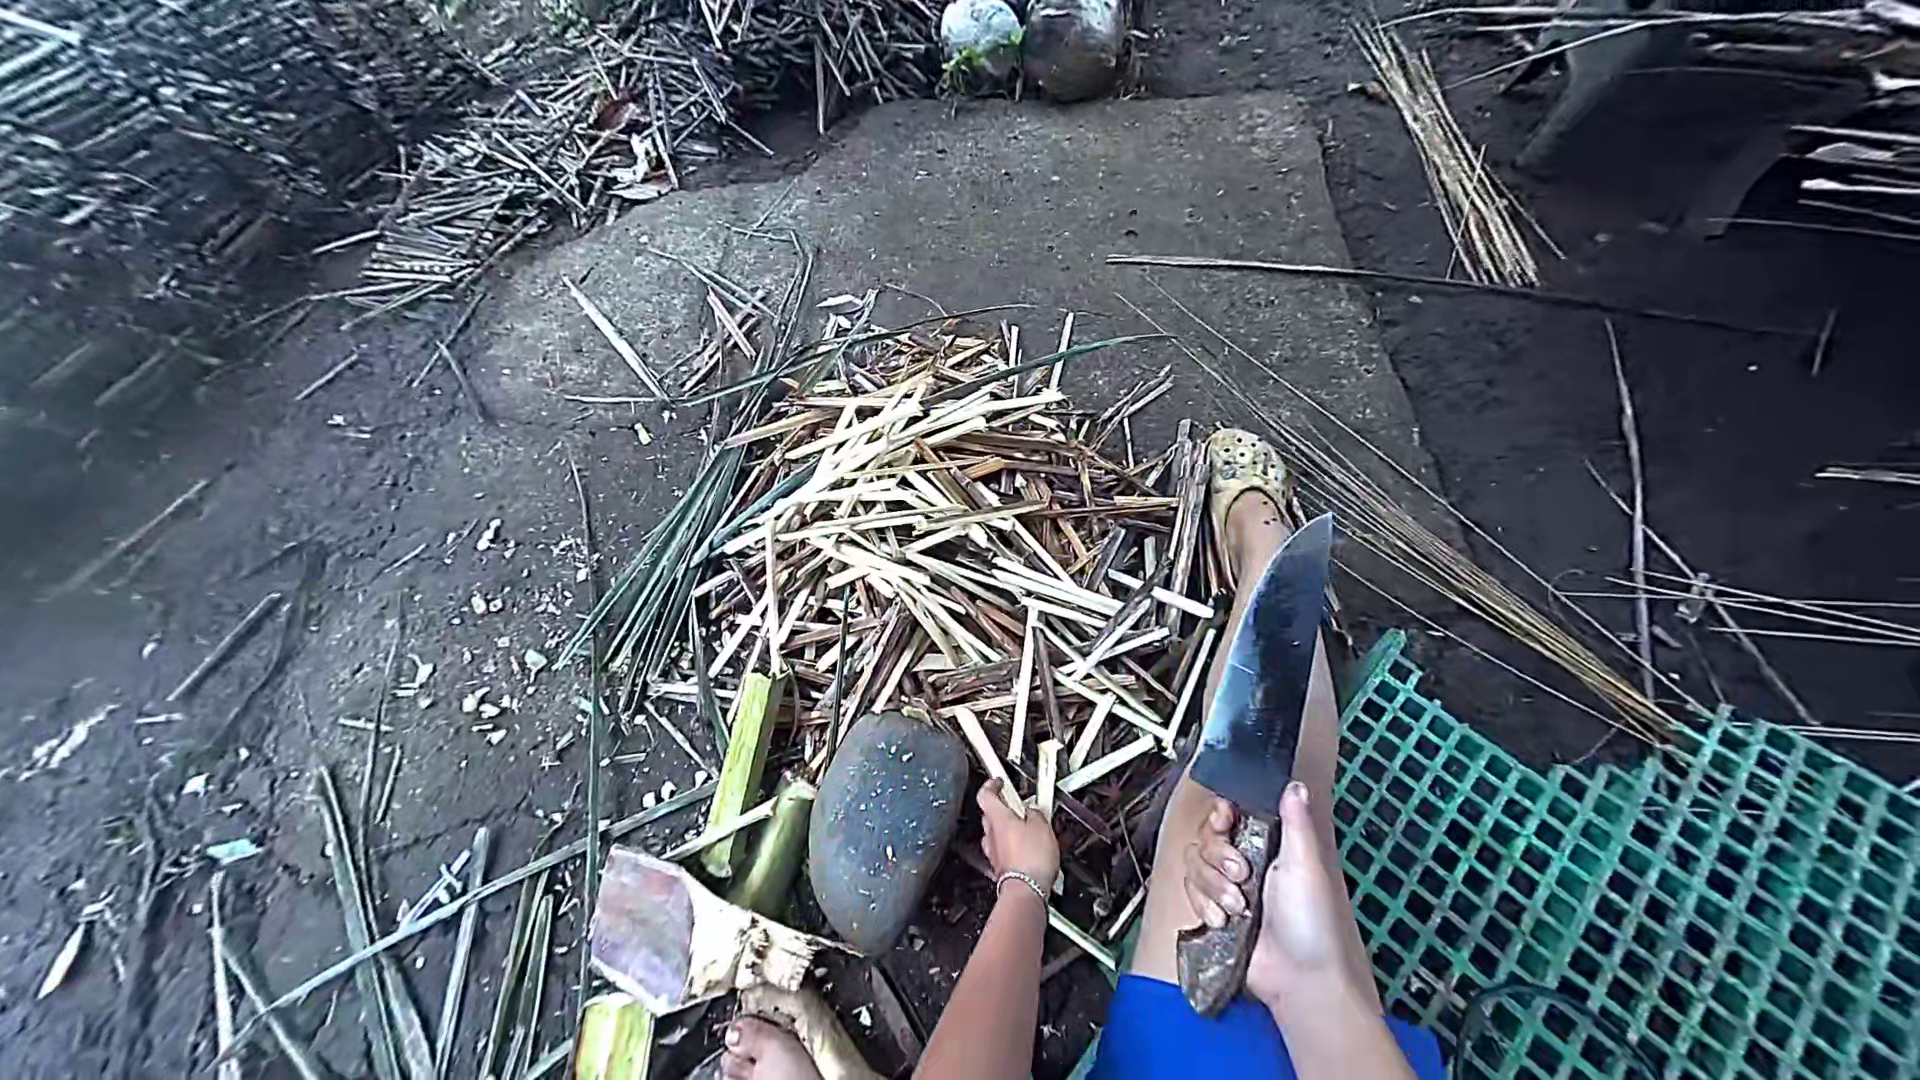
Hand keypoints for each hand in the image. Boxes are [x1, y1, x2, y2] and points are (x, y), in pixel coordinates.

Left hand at [977, 778, 1058, 886]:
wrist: (1027, 891)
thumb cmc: (1030, 858)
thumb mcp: (1041, 826)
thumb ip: (1035, 813)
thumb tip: (1034, 810)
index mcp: (998, 818)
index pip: (985, 795)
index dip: (990, 785)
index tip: (998, 781)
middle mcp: (991, 834)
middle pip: (990, 814)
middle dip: (1003, 808)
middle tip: (1018, 806)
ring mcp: (994, 852)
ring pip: (996, 834)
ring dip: (1006, 829)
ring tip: (1025, 830)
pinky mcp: (1000, 868)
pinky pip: (1002, 851)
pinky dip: (1010, 847)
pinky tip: (1025, 850)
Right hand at [1183, 781, 1363, 1019]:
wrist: (1299, 980)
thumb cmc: (1311, 923)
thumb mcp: (1306, 865)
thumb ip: (1295, 822)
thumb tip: (1295, 784)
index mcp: (1265, 845)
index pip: (1228, 815)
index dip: (1220, 815)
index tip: (1224, 821)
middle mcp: (1242, 861)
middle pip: (1206, 837)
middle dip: (1218, 855)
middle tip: (1241, 874)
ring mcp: (1225, 887)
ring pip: (1194, 863)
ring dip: (1213, 885)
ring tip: (1237, 906)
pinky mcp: (1211, 910)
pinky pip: (1189, 892)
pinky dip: (1204, 905)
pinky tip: (1224, 920)